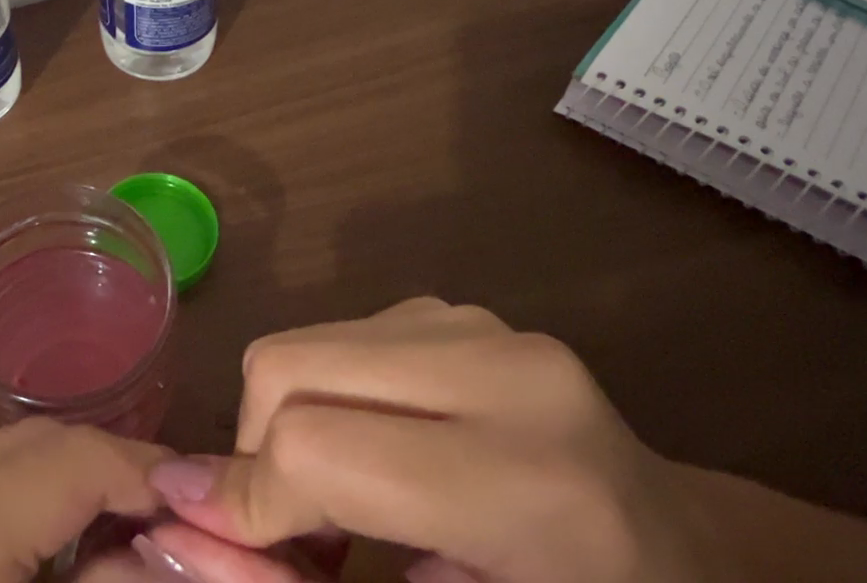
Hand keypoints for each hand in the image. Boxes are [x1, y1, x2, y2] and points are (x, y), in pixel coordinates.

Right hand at [141, 298, 725, 582]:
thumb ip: (303, 576)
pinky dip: (314, 397)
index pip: (315, 449)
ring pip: (297, 347)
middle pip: (287, 370)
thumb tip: (181, 518)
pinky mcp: (455, 310)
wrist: (686, 558)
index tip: (201, 534)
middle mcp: (505, 372)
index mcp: (530, 484)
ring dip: (278, 422)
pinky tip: (362, 450)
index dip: (245, 499)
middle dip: (252, 452)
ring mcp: (479, 324)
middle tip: (286, 530)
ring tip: (329, 495)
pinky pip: (330, 340)